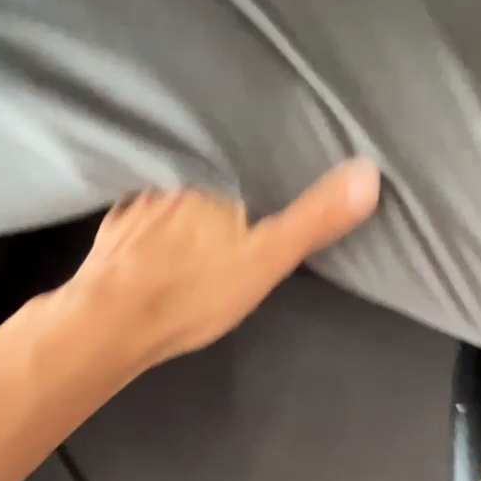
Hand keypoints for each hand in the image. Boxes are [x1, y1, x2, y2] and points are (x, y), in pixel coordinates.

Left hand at [60, 158, 379, 371]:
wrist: (112, 323)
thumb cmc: (195, 290)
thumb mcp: (270, 256)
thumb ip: (316, 217)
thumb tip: (368, 171)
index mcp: (215, 178)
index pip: (247, 156)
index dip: (265, 162)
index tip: (279, 170)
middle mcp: (173, 179)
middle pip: (211, 171)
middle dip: (227, 180)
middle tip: (244, 198)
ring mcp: (138, 203)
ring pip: (176, 191)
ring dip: (191, 198)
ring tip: (207, 214)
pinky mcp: (113, 230)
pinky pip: (145, 214)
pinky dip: (158, 221)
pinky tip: (162, 237)